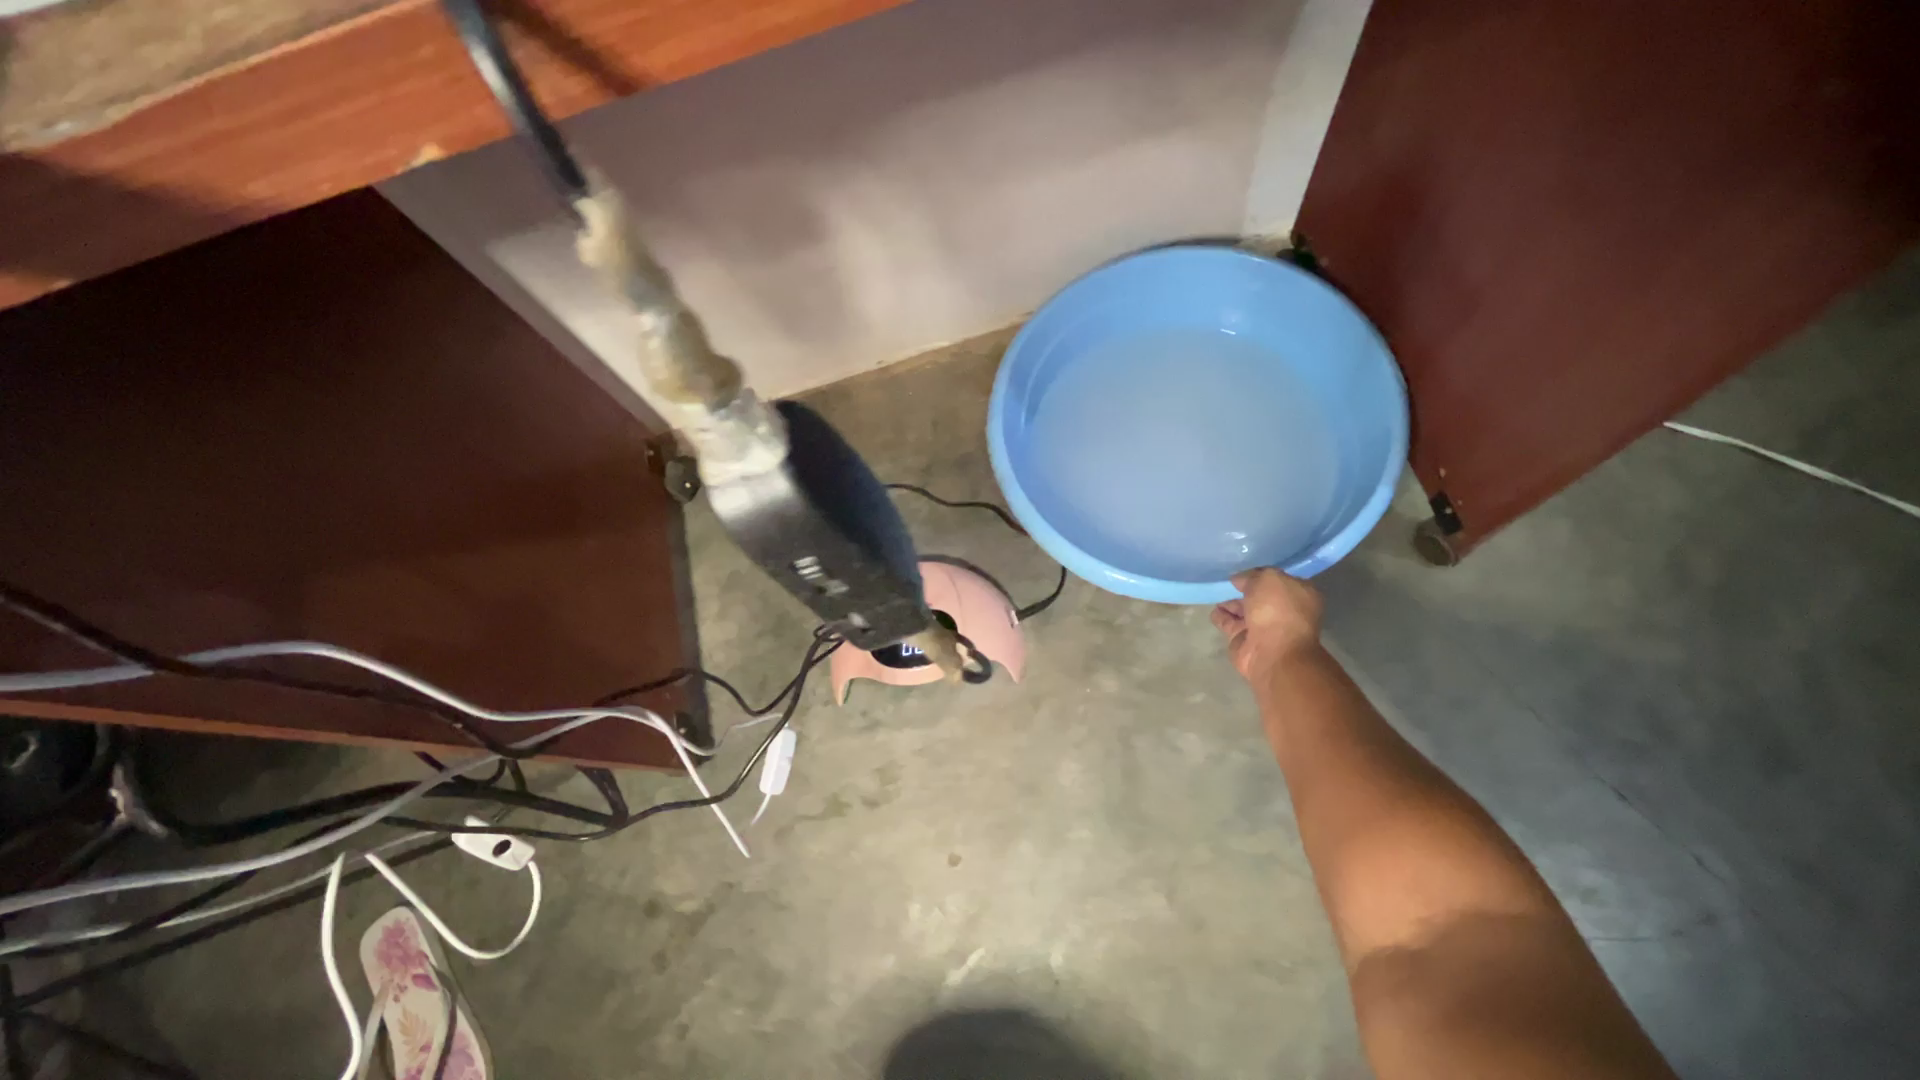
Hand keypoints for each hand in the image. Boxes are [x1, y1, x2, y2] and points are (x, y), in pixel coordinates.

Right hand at [1211, 568, 1324, 680]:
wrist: (1273, 652)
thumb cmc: (1278, 610)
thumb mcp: (1267, 579)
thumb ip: (1251, 575)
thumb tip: (1238, 580)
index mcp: (1299, 594)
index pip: (1279, 579)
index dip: (1262, 574)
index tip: (1246, 570)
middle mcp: (1283, 610)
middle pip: (1260, 596)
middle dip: (1245, 589)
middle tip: (1228, 581)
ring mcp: (1264, 627)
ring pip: (1244, 610)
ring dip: (1231, 603)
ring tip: (1215, 592)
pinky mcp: (1245, 640)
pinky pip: (1230, 624)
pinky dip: (1221, 617)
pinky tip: (1213, 610)